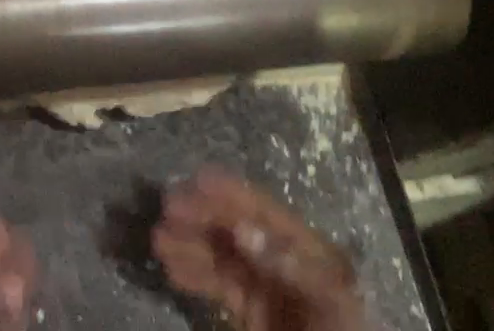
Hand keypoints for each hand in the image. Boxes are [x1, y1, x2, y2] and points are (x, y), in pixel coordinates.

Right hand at [153, 167, 364, 330]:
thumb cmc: (335, 330)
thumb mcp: (326, 298)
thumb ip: (289, 264)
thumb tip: (242, 228)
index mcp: (310, 250)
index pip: (266, 213)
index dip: (233, 193)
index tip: (198, 178)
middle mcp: (285, 262)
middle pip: (239, 230)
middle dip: (203, 215)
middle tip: (167, 205)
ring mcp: (268, 288)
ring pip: (223, 256)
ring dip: (191, 243)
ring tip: (158, 237)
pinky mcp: (252, 312)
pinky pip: (219, 286)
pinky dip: (195, 275)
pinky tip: (171, 268)